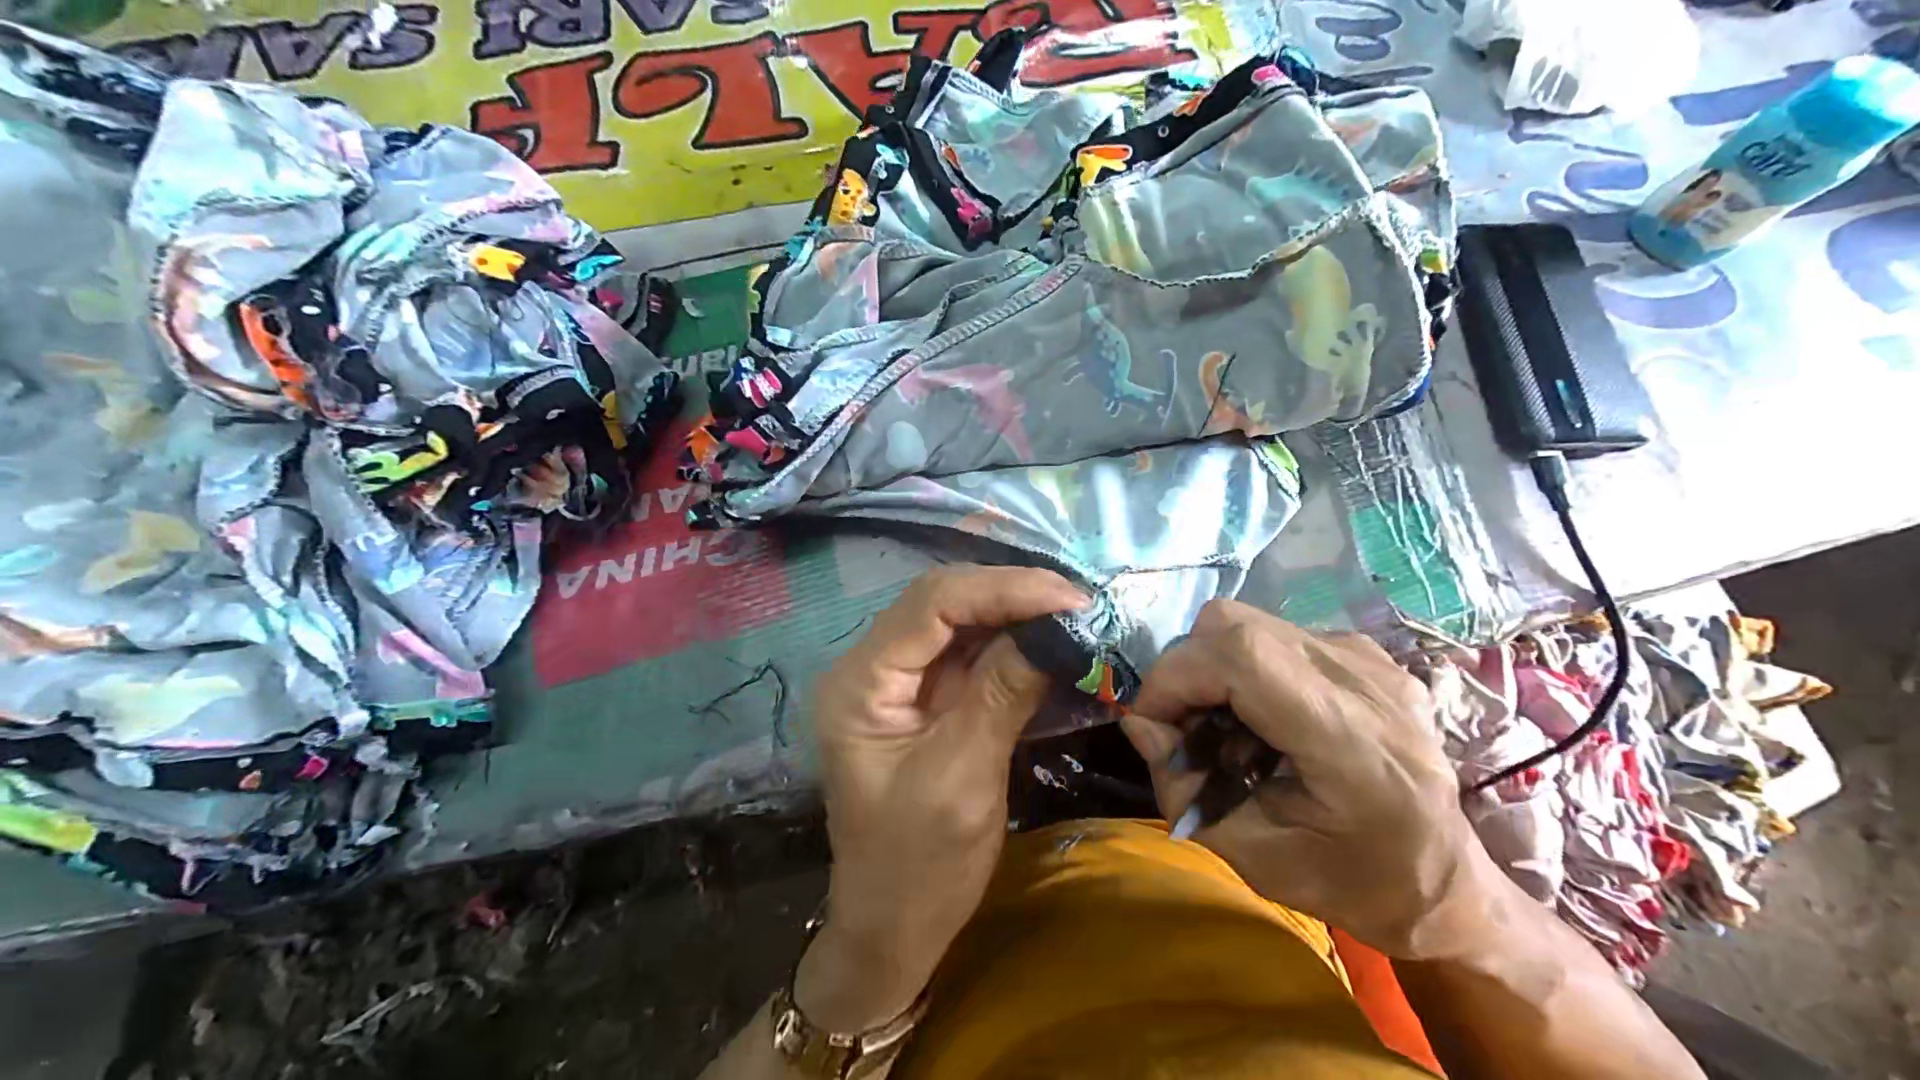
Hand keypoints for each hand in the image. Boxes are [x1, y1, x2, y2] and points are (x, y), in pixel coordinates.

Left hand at [794, 565, 1085, 1030]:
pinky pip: (968, 654)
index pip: (930, 604)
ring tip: (1071, 614)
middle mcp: (870, 668)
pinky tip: (1046, 641)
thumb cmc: (918, 867)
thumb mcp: (963, 779)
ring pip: (958, 622)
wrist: (893, 929)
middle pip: (941, 603)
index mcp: (859, 684)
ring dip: (1014, 614)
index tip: (1068, 597)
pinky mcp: (924, 700)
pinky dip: (1010, 644)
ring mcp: (897, 683)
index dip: (1001, 589)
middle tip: (1076, 602)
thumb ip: (1002, 694)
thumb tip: (1057, 628)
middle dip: (1010, 595)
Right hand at [1121, 599, 1498, 959]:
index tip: (1152, 722)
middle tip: (1181, 725)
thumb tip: (1139, 723)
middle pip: (1237, 625)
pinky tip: (1259, 713)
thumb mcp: (1252, 858)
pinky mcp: (1365, 653)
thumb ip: (1182, 789)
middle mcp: (1368, 682)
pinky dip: (1241, 664)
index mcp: (1354, 745)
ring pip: (1249, 622)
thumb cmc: (1353, 884)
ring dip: (1210, 665)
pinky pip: (1275, 633)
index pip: (1244, 657)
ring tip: (1220, 722)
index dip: (1177, 676)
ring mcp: (1371, 659)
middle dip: (1184, 669)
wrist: (1444, 881)